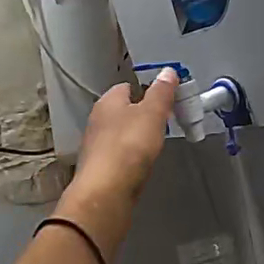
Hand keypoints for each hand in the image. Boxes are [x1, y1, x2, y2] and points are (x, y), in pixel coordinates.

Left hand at [68, 68, 177, 211]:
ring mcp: (96, 144)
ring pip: (122, 132)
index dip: (149, 90)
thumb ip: (161, 92)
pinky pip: (120, 154)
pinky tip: (142, 163)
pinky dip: (132, 156)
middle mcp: (98, 119)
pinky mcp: (100, 168)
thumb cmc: (129, 146)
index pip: (129, 86)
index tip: (167, 99)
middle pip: (125, 109)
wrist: (106, 192)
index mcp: (108, 101)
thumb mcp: (153, 114)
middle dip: (144, 114)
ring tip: (156, 144)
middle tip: (165, 122)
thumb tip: (167, 71)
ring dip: (138, 136)